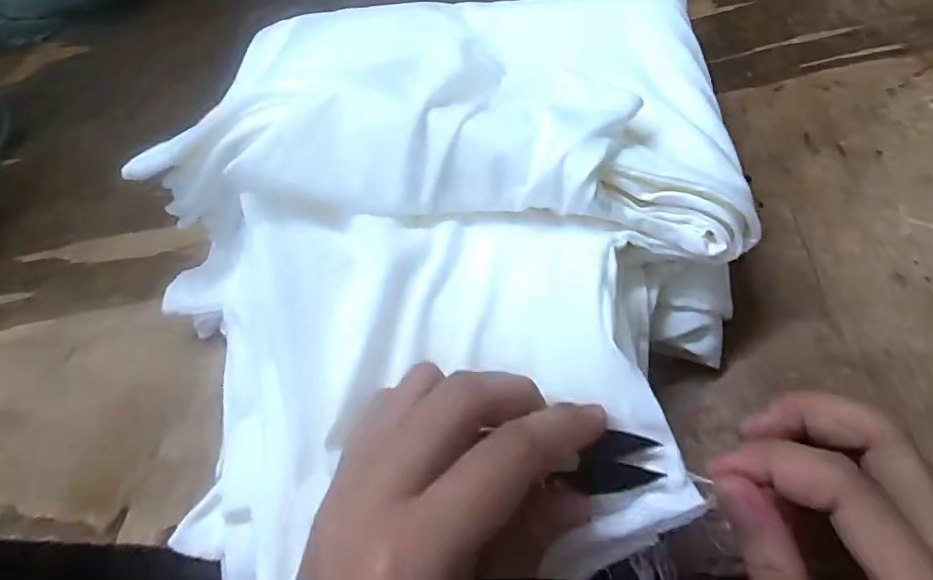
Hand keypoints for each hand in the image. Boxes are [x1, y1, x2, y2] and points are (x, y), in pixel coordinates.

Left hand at [300, 363, 606, 579]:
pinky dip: (427, 403)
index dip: (558, 429)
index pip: (501, 456)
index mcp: (414, 547)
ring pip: (419, 384)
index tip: (597, 417)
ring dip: (470, 394)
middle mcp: (375, 492)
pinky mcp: (335, 472)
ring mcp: (347, 474)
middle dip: (517, 395)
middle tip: (553, 424)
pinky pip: (388, 403)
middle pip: (458, 396)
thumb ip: (526, 546)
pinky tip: (448, 441)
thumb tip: (575, 490)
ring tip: (499, 432)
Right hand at [707, 393, 932, 579]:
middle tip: (749, 431)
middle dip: (808, 415)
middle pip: (889, 441)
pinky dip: (835, 464)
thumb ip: (774, 566)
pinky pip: (891, 488)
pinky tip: (792, 486)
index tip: (719, 470)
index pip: (849, 484)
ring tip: (765, 445)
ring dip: (821, 431)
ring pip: (895, 454)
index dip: (775, 461)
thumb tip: (731, 479)